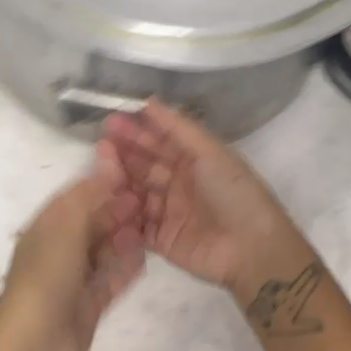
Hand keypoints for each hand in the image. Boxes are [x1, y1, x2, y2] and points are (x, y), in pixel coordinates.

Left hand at [0, 166, 145, 350]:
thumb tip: (107, 165)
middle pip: (91, 225)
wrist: (33, 348)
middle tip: (150, 202)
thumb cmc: (44, 282)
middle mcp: (57, 251)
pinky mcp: (87, 306)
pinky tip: (144, 259)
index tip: (135, 176)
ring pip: (103, 253)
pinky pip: (110, 281)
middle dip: (117, 212)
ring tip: (151, 228)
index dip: (102, 186)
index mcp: (44, 229)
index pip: (75, 198)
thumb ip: (87, 199)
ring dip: (124, 240)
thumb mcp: (64, 231)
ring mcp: (73, 280)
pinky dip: (125, 270)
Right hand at [100, 102, 311, 297]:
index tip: (111, 123)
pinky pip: (136, 226)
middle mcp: (179, 186)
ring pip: (136, 194)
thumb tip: (149, 101)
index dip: (137, 133)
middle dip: (123, 155)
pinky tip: (105, 203)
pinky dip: (122, 215)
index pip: (160, 143)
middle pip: (145, 167)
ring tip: (99, 173)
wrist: (250, 248)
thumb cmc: (234, 194)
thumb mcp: (211, 153)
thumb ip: (179, 128)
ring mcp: (169, 214)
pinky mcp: (161, 240)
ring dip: (119, 183)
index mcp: (195, 163)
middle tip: (101, 145)